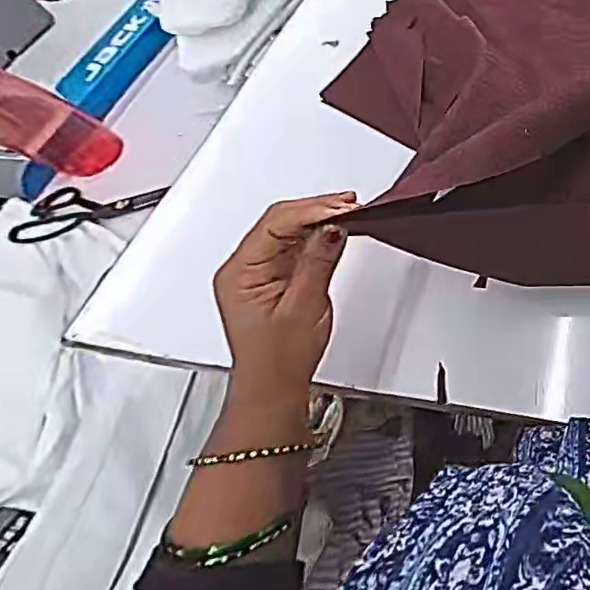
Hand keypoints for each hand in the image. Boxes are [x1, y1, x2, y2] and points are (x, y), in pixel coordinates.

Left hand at [213, 191, 359, 403]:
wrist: (275, 385)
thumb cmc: (279, 358)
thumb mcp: (303, 307)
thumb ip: (317, 262)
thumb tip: (332, 228)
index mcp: (240, 273)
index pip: (274, 225)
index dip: (311, 211)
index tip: (341, 207)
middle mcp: (245, 267)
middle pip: (280, 220)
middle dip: (317, 208)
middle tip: (350, 203)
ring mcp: (262, 269)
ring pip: (290, 227)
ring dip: (321, 216)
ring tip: (349, 209)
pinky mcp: (278, 273)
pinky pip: (298, 242)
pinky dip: (320, 231)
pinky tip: (337, 226)